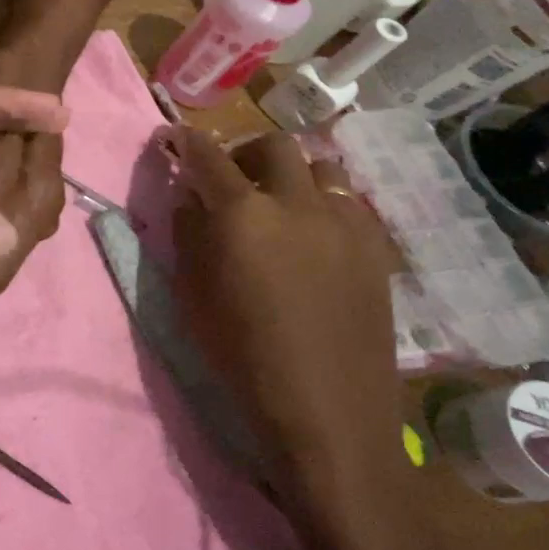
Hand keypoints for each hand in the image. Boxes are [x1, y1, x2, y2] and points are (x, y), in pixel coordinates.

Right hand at [168, 129, 403, 458]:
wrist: (326, 409)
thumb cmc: (240, 354)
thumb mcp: (192, 293)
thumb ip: (188, 234)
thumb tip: (190, 199)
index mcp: (241, 213)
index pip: (207, 155)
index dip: (185, 142)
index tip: (172, 140)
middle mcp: (296, 203)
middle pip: (273, 145)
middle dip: (244, 152)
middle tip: (229, 178)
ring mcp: (344, 223)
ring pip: (321, 166)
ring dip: (292, 174)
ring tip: (278, 203)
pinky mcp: (375, 248)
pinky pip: (348, 202)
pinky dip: (323, 203)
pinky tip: (312, 235)